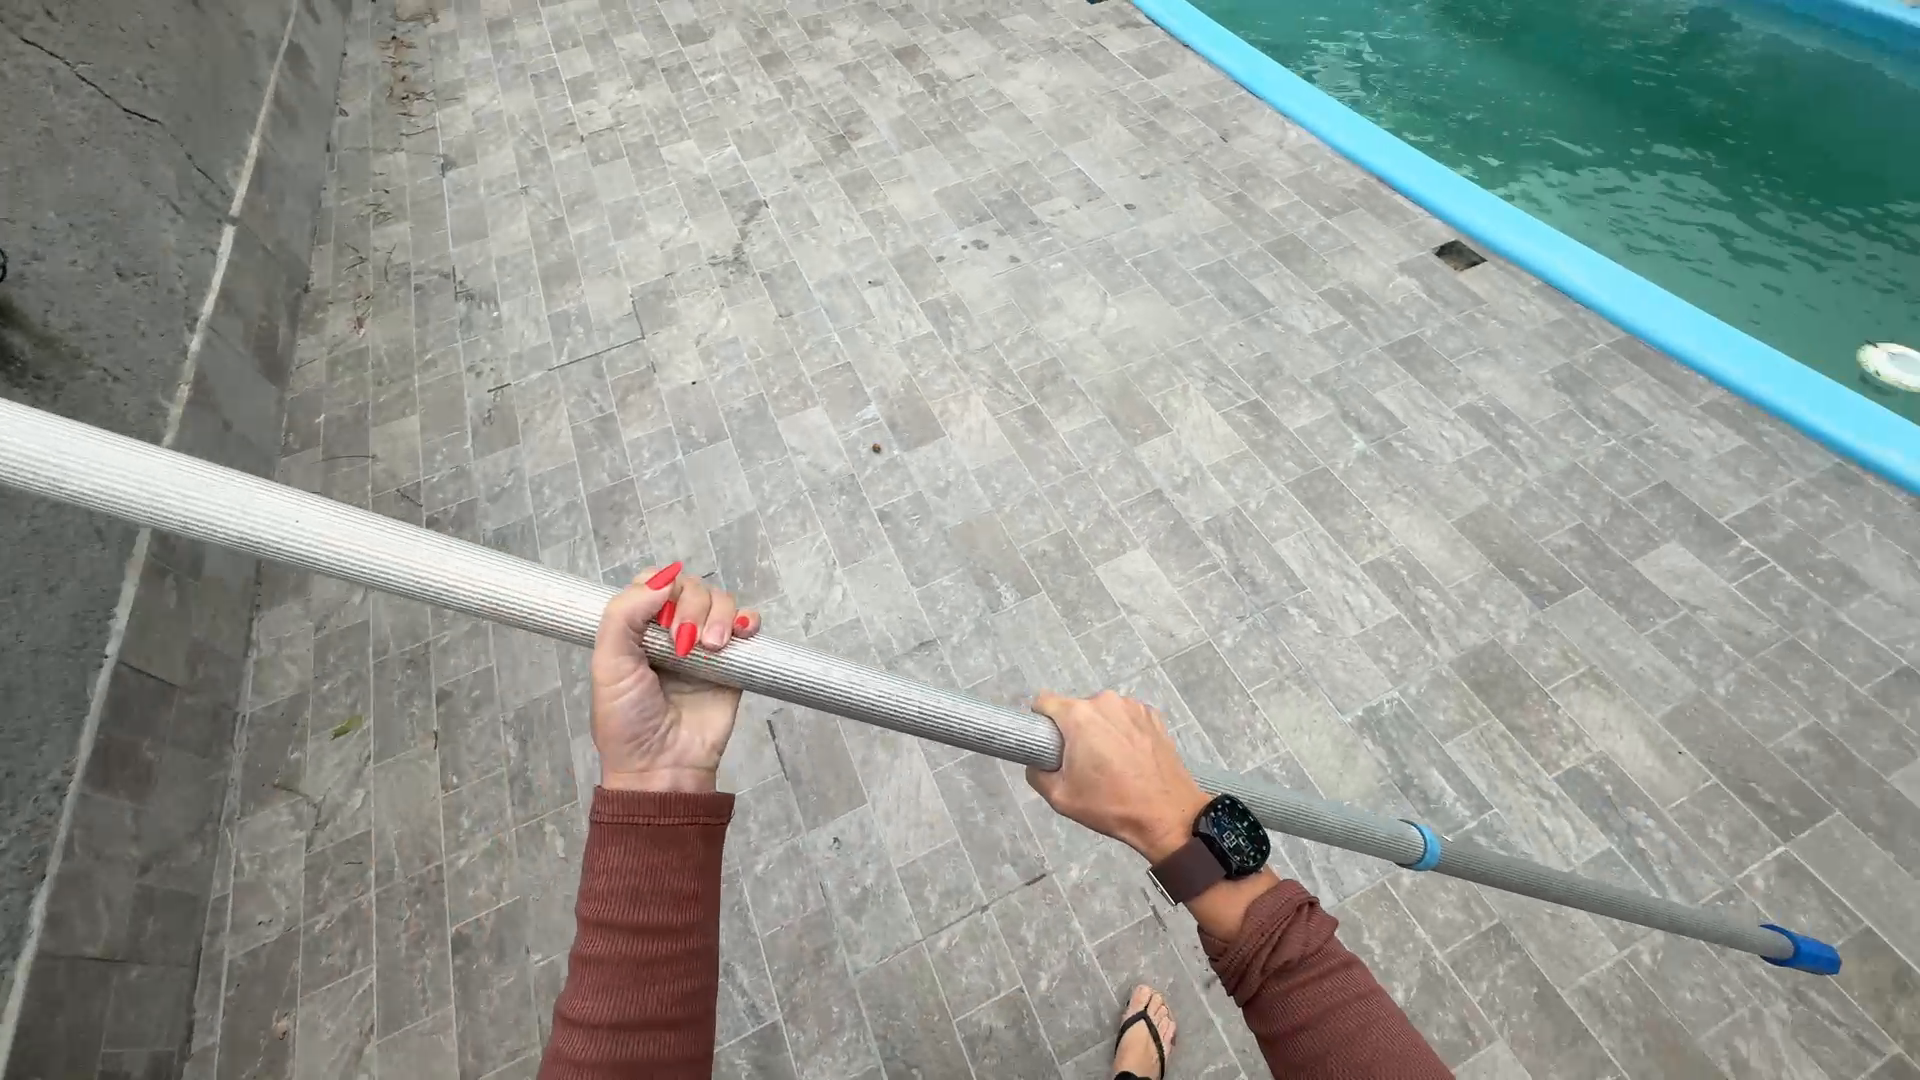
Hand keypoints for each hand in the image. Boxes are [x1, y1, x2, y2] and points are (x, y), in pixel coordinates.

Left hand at [589, 561, 760, 792]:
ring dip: (721, 616)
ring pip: (722, 600)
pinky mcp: (735, 661)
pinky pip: (749, 624)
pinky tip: (741, 635)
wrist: (664, 766)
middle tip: (687, 646)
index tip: (662, 622)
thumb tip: (663, 579)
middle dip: (694, 608)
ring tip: (712, 648)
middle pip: (693, 587)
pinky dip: (749, 621)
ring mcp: (706, 644)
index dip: (663, 591)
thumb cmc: (627, 720)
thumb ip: (624, 616)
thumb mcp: (609, 666)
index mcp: (637, 629)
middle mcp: (672, 630)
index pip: (655, 582)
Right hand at [1024, 690, 1211, 861]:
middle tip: (1082, 762)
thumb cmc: (1111, 806)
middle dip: (1073, 729)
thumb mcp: (1060, 798)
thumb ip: (1036, 774)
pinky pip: (1125, 716)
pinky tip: (1131, 756)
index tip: (1048, 742)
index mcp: (1079, 716)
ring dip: (1099, 729)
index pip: (1044, 701)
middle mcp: (1105, 701)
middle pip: (1075, 708)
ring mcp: (1132, 705)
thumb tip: (1037, 762)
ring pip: (1102, 712)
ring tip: (1111, 761)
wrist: (1169, 816)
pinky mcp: (1153, 714)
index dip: (1040, 721)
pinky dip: (1122, 730)